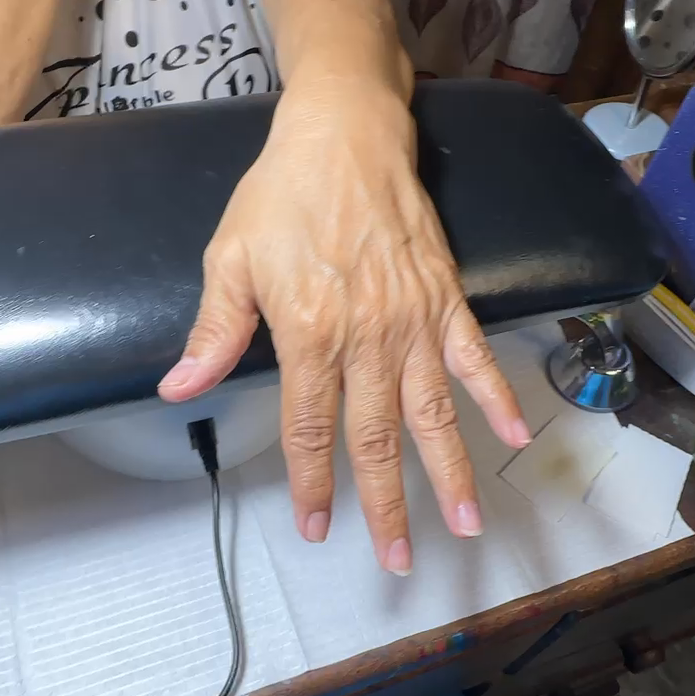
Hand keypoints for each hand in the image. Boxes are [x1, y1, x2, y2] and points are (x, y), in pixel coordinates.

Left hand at [157, 84, 529, 574]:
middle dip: (386, 504)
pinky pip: (474, 357)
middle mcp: (366, 339)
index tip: (319, 529)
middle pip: (376, 438)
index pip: (308, 429)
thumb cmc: (282, 195)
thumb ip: (213, 333)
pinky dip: (496, 397)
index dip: (313, 484)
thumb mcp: (230, 258)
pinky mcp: (446, 298)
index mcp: (308, 334)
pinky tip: (515, 436)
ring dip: (449, 472)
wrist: (345, 134)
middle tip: (399, 560)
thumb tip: (179, 389)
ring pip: (432, 412)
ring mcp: (413, 321)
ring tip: (464, 524)